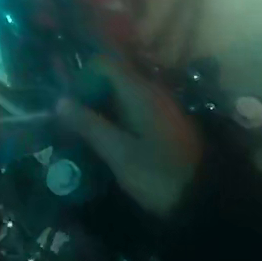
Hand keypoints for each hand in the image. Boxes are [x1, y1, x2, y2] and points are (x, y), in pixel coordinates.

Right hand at [54, 58, 202, 216]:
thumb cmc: (157, 174)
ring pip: (121, 93)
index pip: (105, 63)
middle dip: (88, 92)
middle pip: (112, 76)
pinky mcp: (162, 120)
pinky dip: (114, 115)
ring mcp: (159, 104)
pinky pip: (132, 106)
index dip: (82, 75)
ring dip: (100, 105)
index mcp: (139, 91)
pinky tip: (103, 137)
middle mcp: (151, 89)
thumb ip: (90, 125)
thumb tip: (60, 100)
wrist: (201, 197)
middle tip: (66, 117)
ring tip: (79, 129)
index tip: (65, 100)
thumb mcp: (119, 153)